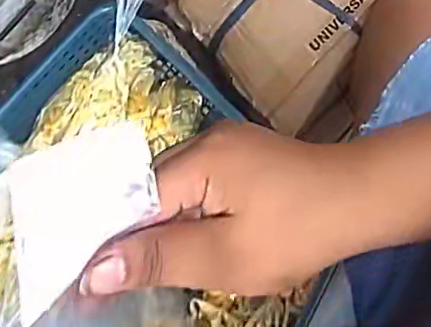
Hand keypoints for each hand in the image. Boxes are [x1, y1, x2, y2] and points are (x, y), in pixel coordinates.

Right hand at [79, 123, 352, 297]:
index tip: (73, 288)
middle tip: (97, 290)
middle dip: (125, 235)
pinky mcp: (242, 158)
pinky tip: (176, 248)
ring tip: (129, 276)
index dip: (103, 243)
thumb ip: (160, 257)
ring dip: (154, 229)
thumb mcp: (225, 254)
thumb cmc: (295, 228)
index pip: (132, 199)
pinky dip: (181, 216)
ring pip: (171, 188)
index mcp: (202, 156)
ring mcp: (228, 146)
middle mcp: (210, 139)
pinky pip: (195, 185)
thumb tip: (94, 268)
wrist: (357, 197)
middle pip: (148, 189)